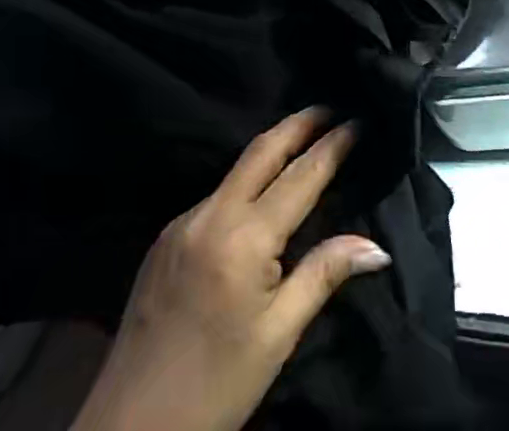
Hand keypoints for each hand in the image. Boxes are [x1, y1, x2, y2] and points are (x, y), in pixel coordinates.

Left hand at [71, 108, 392, 430]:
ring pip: (234, 171)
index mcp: (244, 238)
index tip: (356, 121)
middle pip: (260, 152)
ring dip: (270, 151)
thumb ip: (323, 275)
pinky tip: (258, 196)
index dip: (331, 147)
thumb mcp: (279, 333)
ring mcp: (182, 222)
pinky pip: (214, 197)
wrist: (132, 421)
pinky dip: (244, 184)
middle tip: (328, 108)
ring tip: (303, 142)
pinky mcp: (165, 237)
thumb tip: (376, 246)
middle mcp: (210, 215)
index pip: (299, 178)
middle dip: (297, 125)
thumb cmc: (219, 382)